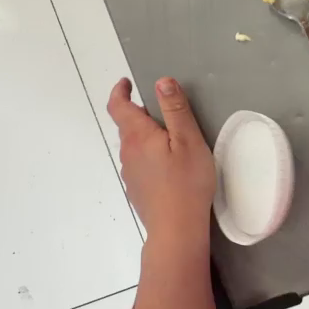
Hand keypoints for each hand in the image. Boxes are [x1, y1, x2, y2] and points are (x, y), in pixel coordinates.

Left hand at [106, 78, 214, 243]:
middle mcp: (128, 152)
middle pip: (127, 127)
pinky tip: (169, 169)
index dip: (120, 92)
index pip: (119, 107)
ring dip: (146, 137)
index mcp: (138, 136)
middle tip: (163, 112)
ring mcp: (130, 173)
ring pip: (134, 147)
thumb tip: (162, 82)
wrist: (176, 227)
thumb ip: (175, 110)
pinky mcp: (137, 189)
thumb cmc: (186, 181)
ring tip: (171, 141)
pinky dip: (150, 157)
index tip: (126, 83)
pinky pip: (140, 165)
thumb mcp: (188, 140)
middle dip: (140, 115)